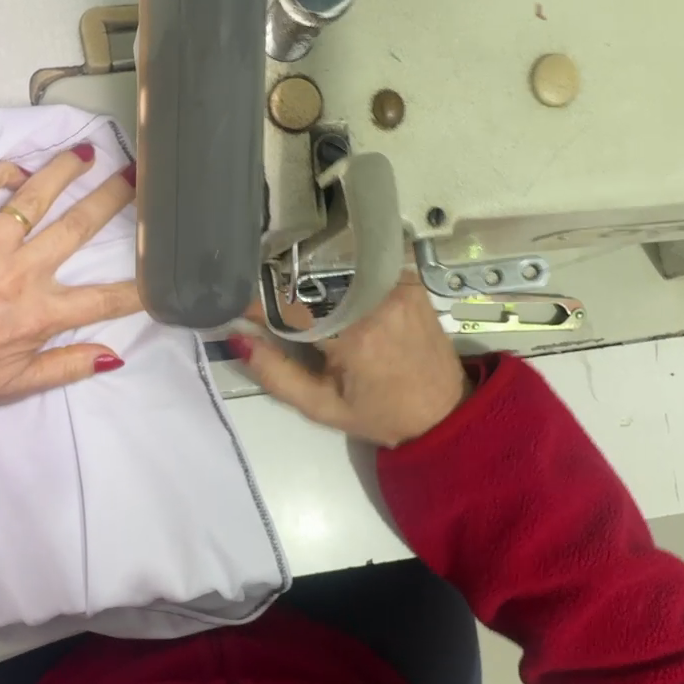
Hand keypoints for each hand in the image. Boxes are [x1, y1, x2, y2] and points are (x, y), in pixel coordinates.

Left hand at [0, 145, 142, 402]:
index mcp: (41, 314)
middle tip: (135, 177)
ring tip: (87, 153)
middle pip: (79, 226)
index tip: (161, 272)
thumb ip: (69, 366)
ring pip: (37, 196)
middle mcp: (21, 271)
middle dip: (113, 199)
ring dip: (65, 170)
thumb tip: (115, 356)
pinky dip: (5, 173)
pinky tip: (22, 171)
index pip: (105, 298)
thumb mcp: (18, 383)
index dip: (140, 286)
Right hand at [230, 271, 470, 447]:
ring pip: (335, 271)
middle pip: (312, 281)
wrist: (444, 411)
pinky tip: (337, 297)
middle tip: (272, 309)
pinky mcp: (409, 280)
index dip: (261, 305)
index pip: (290, 305)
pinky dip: (343, 279)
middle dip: (286, 291)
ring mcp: (397, 285)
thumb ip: (276, 374)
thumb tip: (239, 338)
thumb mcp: (321, 407)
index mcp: (354, 335)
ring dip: (313, 283)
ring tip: (304, 304)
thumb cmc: (380, 415)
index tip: (244, 311)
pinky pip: (362, 268)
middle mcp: (378, 301)